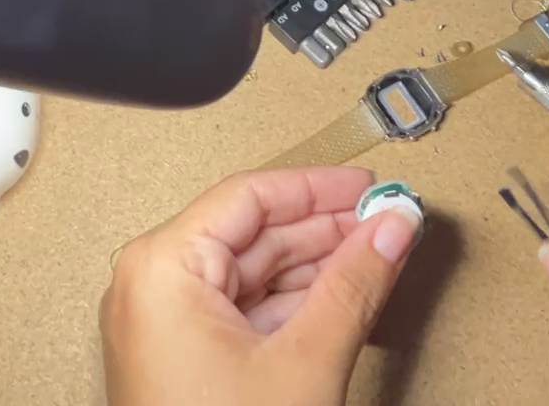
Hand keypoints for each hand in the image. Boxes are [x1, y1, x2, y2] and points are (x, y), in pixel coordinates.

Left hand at [101, 167, 420, 405]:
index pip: (251, 196)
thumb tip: (391, 227)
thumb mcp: (304, 364)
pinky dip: (296, 300)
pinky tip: (343, 293)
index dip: (318, 187)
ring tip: (375, 251)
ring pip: (254, 270)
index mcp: (163, 265)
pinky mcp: (185, 354)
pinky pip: (247, 307)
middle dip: (325, 226)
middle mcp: (156, 282)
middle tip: (385, 218)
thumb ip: (353, 283)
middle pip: (254, 230)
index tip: (368, 184)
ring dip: (317, 263)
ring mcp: (168, 319)